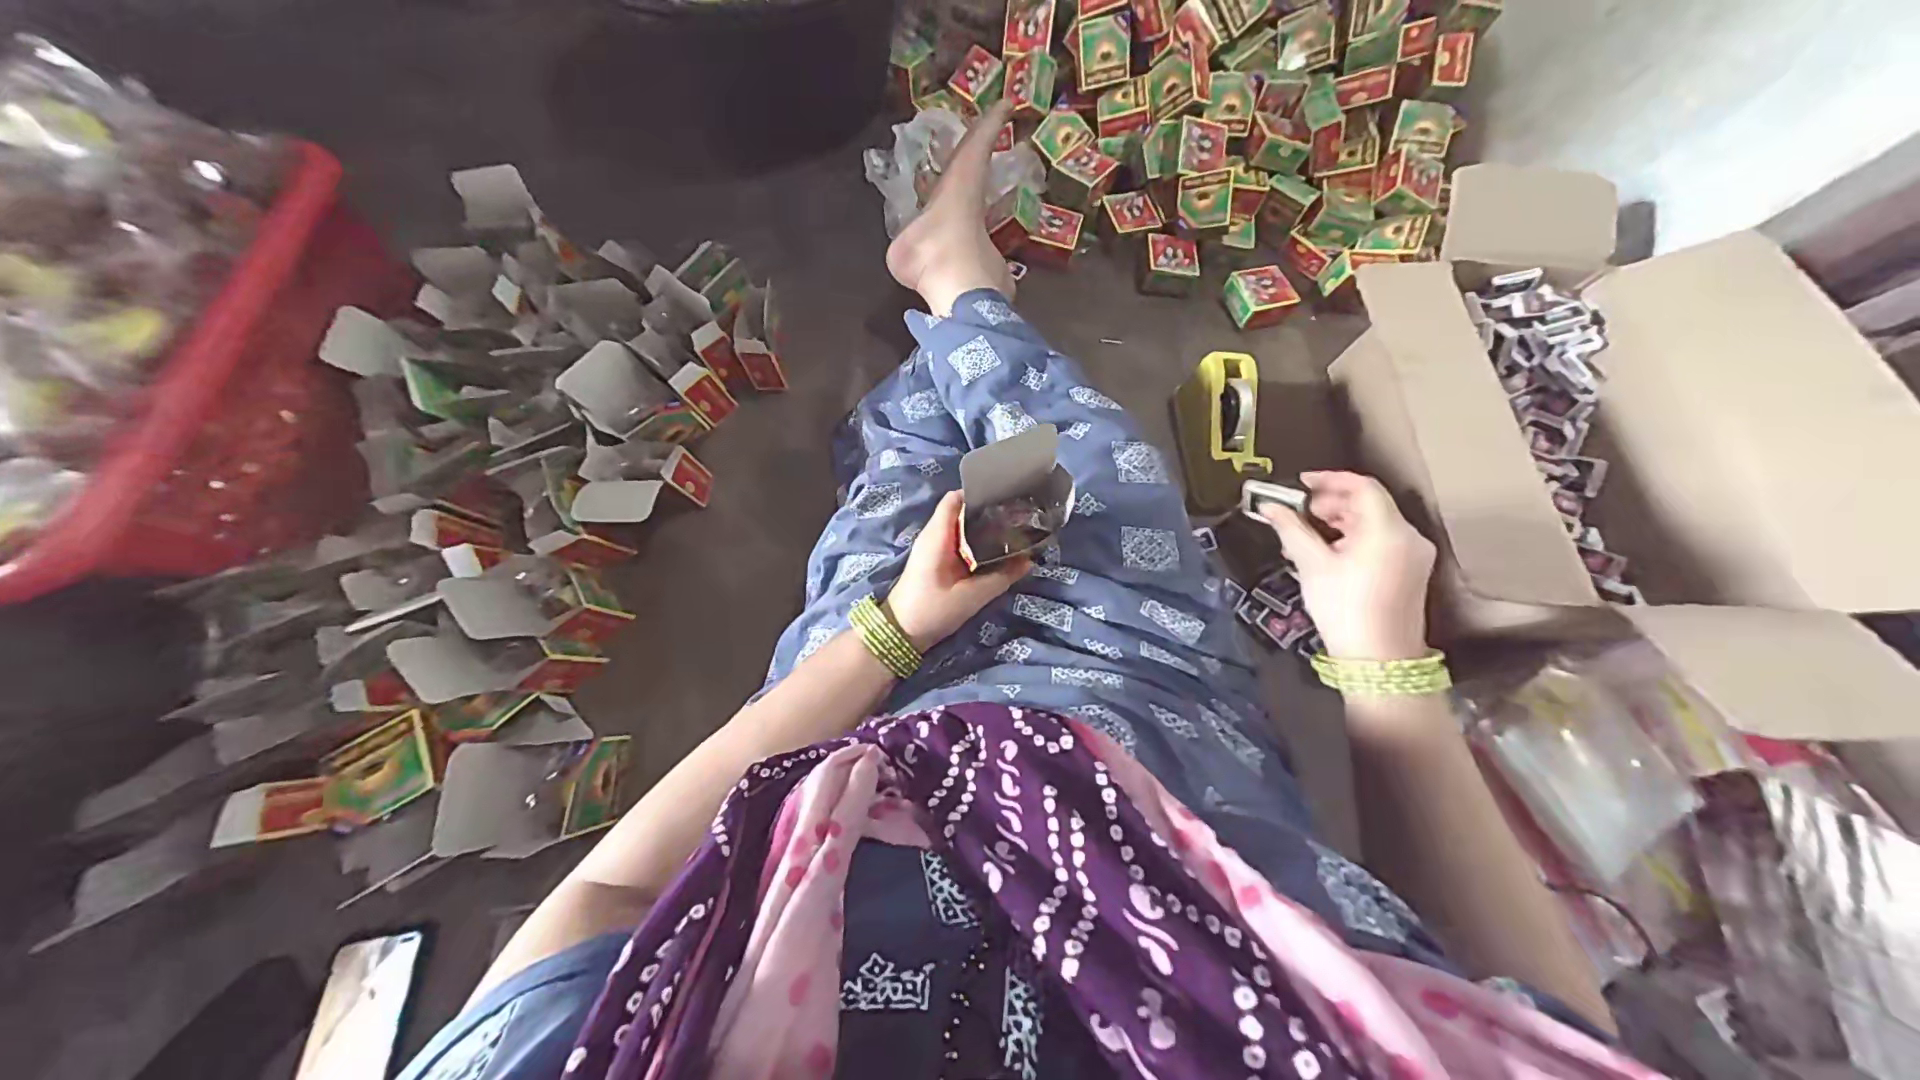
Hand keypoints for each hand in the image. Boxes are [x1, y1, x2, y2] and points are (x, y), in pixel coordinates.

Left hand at [886, 490, 1030, 651]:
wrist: (901, 633)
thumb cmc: (932, 611)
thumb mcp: (971, 597)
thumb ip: (1001, 577)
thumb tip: (1029, 561)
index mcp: (937, 536)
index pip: (955, 499)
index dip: (978, 493)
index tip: (1005, 498)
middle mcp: (933, 536)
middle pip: (961, 511)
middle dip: (987, 511)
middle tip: (1017, 516)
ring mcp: (933, 548)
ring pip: (961, 527)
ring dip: (982, 528)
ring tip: (1012, 530)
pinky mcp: (936, 561)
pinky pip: (958, 542)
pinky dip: (975, 542)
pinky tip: (995, 550)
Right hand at [1258, 471, 1435, 660]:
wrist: (1378, 658)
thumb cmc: (1344, 609)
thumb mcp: (1311, 565)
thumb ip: (1291, 529)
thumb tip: (1269, 507)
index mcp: (1387, 530)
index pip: (1362, 486)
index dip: (1329, 479)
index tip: (1302, 483)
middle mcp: (1408, 536)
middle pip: (1369, 503)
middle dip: (1331, 502)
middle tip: (1299, 512)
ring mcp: (1413, 554)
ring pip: (1374, 522)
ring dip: (1340, 520)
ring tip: (1307, 535)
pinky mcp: (1411, 570)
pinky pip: (1381, 540)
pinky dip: (1354, 537)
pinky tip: (1328, 552)